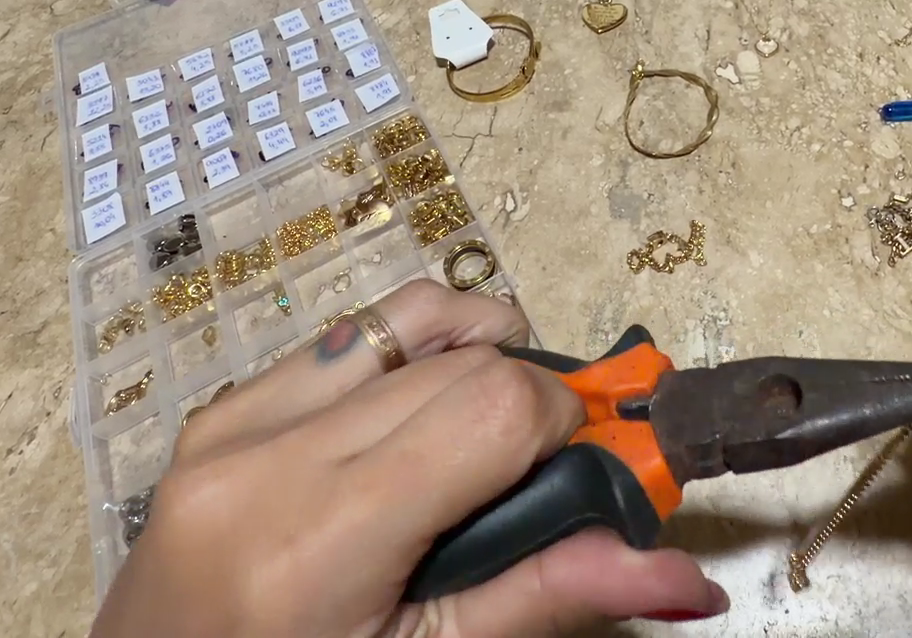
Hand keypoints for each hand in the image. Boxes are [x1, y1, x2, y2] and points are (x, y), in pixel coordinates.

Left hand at [91, 279, 728, 637]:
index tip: (576, 460)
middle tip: (537, 458)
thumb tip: (689, 577)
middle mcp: (265, 455)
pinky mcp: (222, 404)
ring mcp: (232, 418)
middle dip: (528, 395)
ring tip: (484, 420)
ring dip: (477, 353)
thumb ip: (557, 596)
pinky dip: (415, 355)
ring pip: (414, 317)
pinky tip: (417, 411)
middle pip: (464, 359)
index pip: (491, 405)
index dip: (561, 417)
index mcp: (316, 541)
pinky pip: (354, 334)